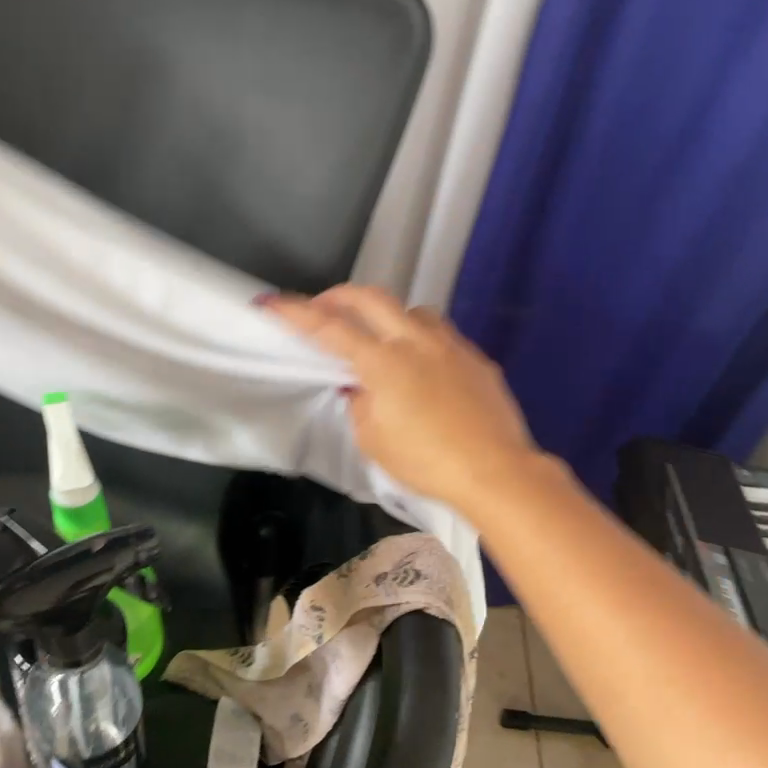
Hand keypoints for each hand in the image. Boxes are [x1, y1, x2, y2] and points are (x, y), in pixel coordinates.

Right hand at [262, 286, 542, 511]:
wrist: (495, 471)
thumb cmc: (426, 462)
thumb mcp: (374, 441)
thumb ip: (359, 405)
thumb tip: (357, 388)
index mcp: (383, 362)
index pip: (330, 329)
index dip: (296, 314)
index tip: (271, 303)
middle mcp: (417, 342)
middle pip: (371, 298)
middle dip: (339, 296)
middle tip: (322, 305)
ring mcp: (451, 346)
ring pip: (412, 311)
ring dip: (387, 315)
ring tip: (379, 336)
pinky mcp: (476, 360)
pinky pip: (442, 337)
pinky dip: (421, 341)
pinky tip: (422, 367)